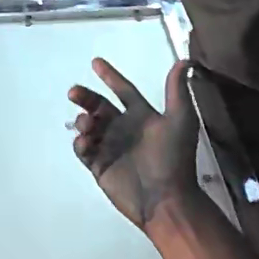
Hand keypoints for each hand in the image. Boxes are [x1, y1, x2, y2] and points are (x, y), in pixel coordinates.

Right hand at [68, 58, 202, 230]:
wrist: (166, 198)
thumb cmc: (174, 157)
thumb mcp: (180, 119)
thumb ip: (177, 90)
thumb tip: (184, 60)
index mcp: (141, 116)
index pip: (123, 91)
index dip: (110, 77)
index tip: (95, 62)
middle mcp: (124, 129)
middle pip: (98, 107)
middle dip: (85, 97)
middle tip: (73, 93)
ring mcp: (110, 148)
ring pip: (89, 127)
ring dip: (83, 120)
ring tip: (87, 124)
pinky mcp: (100, 167)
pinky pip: (84, 150)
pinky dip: (81, 143)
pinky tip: (85, 142)